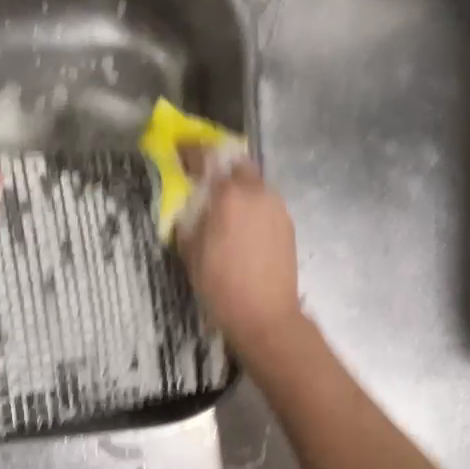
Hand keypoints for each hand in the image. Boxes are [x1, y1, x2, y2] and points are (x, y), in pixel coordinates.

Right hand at [175, 146, 302, 355]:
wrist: (265, 316)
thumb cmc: (221, 287)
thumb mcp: (192, 253)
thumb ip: (190, 220)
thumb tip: (189, 205)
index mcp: (228, 196)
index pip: (208, 159)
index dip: (192, 152)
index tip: (181, 152)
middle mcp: (256, 193)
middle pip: (238, 165)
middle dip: (222, 169)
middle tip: (207, 184)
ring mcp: (276, 207)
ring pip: (256, 184)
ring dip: (240, 189)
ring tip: (226, 211)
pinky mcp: (287, 224)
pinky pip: (266, 204)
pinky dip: (253, 207)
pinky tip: (244, 230)